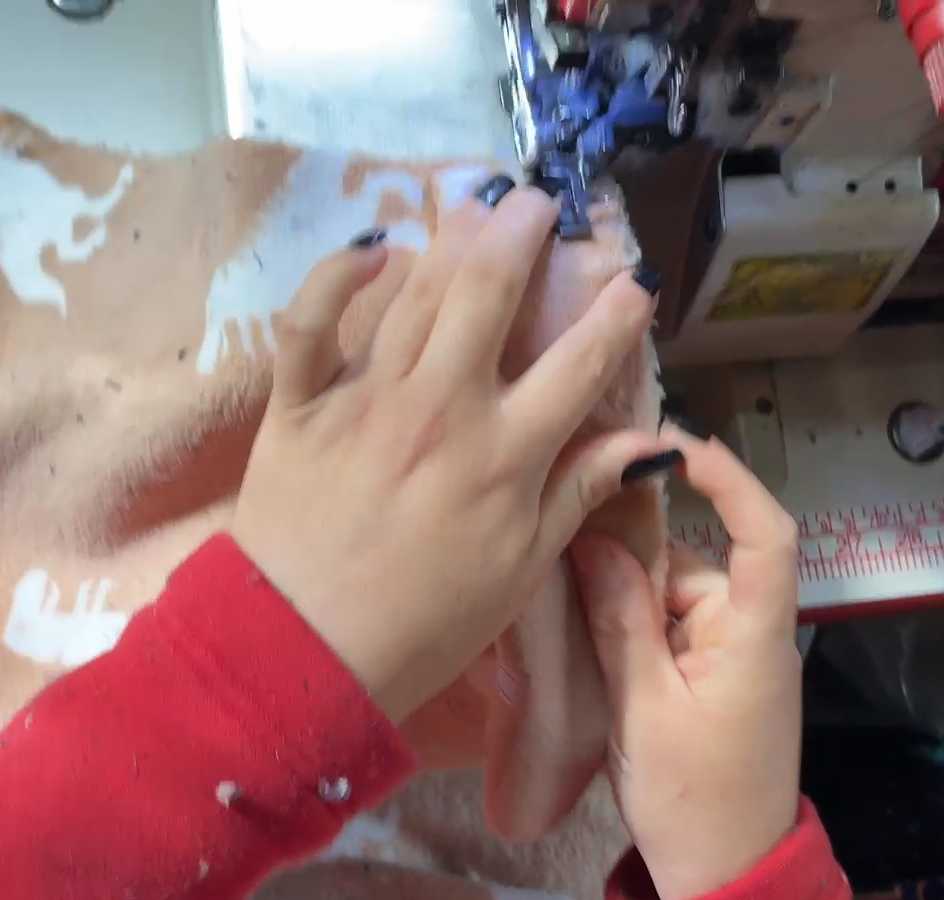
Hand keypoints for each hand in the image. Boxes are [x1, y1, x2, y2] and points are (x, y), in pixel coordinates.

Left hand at [231, 182, 668, 721]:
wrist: (308, 655)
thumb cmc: (427, 625)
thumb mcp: (521, 571)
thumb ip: (577, 495)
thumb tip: (644, 446)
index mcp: (504, 456)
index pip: (578, 367)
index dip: (614, 320)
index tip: (633, 288)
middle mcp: (441, 409)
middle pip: (489, 297)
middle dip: (520, 235)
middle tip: (537, 200)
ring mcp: (364, 400)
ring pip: (414, 295)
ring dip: (450, 241)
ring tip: (473, 206)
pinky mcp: (299, 406)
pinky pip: (309, 321)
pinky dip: (334, 275)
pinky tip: (369, 248)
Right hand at [568, 427, 801, 899]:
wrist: (724, 880)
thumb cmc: (689, 798)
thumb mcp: (641, 706)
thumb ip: (620, 619)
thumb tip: (595, 539)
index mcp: (754, 637)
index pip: (765, 536)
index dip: (729, 480)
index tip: (675, 448)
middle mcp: (752, 635)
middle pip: (697, 567)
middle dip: (637, 559)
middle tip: (568, 545)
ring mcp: (734, 659)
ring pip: (676, 600)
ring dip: (627, 599)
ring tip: (566, 599)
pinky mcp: (714, 680)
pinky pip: (673, 631)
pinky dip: (635, 626)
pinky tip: (589, 633)